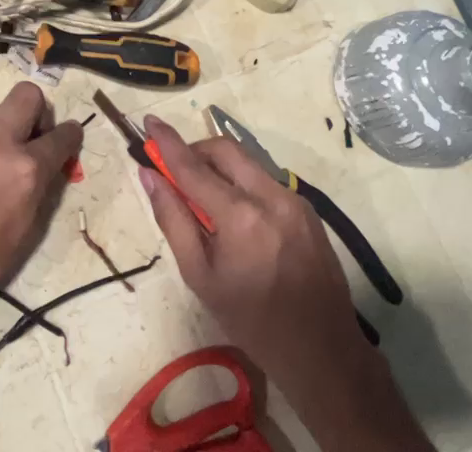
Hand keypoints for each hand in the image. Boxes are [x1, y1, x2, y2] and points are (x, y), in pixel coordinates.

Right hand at [139, 116, 431, 450]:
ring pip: (247, 163)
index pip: (193, 167)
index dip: (167, 142)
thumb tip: (149, 176)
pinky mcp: (308, 210)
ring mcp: (295, 201)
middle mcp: (271, 197)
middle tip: (174, 170)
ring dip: (219, 167)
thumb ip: (172, 220)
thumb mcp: (200, 276)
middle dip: (195, 150)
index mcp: (241, 217)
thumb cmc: (250, 320)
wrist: (322, 350)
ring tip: (203, 199)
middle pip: (225, 150)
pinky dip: (242, 184)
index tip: (149, 121)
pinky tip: (235, 216)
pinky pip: (266, 182)